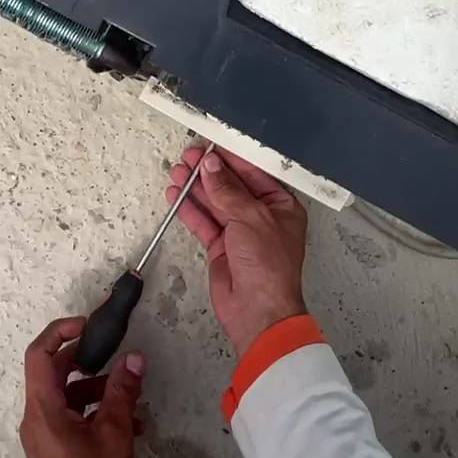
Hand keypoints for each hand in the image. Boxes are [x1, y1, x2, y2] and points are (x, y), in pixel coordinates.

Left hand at [20, 316, 145, 457]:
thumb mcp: (114, 436)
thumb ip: (122, 393)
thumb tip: (133, 360)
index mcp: (43, 412)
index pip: (39, 355)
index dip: (60, 331)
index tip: (86, 324)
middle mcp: (38, 421)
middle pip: (55, 373)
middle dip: (87, 360)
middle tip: (112, 353)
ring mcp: (46, 438)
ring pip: (69, 397)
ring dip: (99, 391)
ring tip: (131, 398)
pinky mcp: (57, 453)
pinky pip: (74, 419)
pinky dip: (97, 414)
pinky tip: (129, 426)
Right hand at [166, 147, 308, 354]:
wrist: (258, 311)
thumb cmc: (269, 267)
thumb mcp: (250, 218)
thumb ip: (227, 190)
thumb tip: (210, 166)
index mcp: (280, 206)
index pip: (254, 174)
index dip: (231, 159)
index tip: (212, 145)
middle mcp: (261, 217)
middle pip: (231, 186)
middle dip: (209, 171)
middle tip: (189, 156)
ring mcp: (240, 232)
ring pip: (215, 203)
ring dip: (195, 188)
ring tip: (178, 172)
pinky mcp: (222, 247)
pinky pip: (203, 222)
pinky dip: (189, 209)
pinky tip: (176, 196)